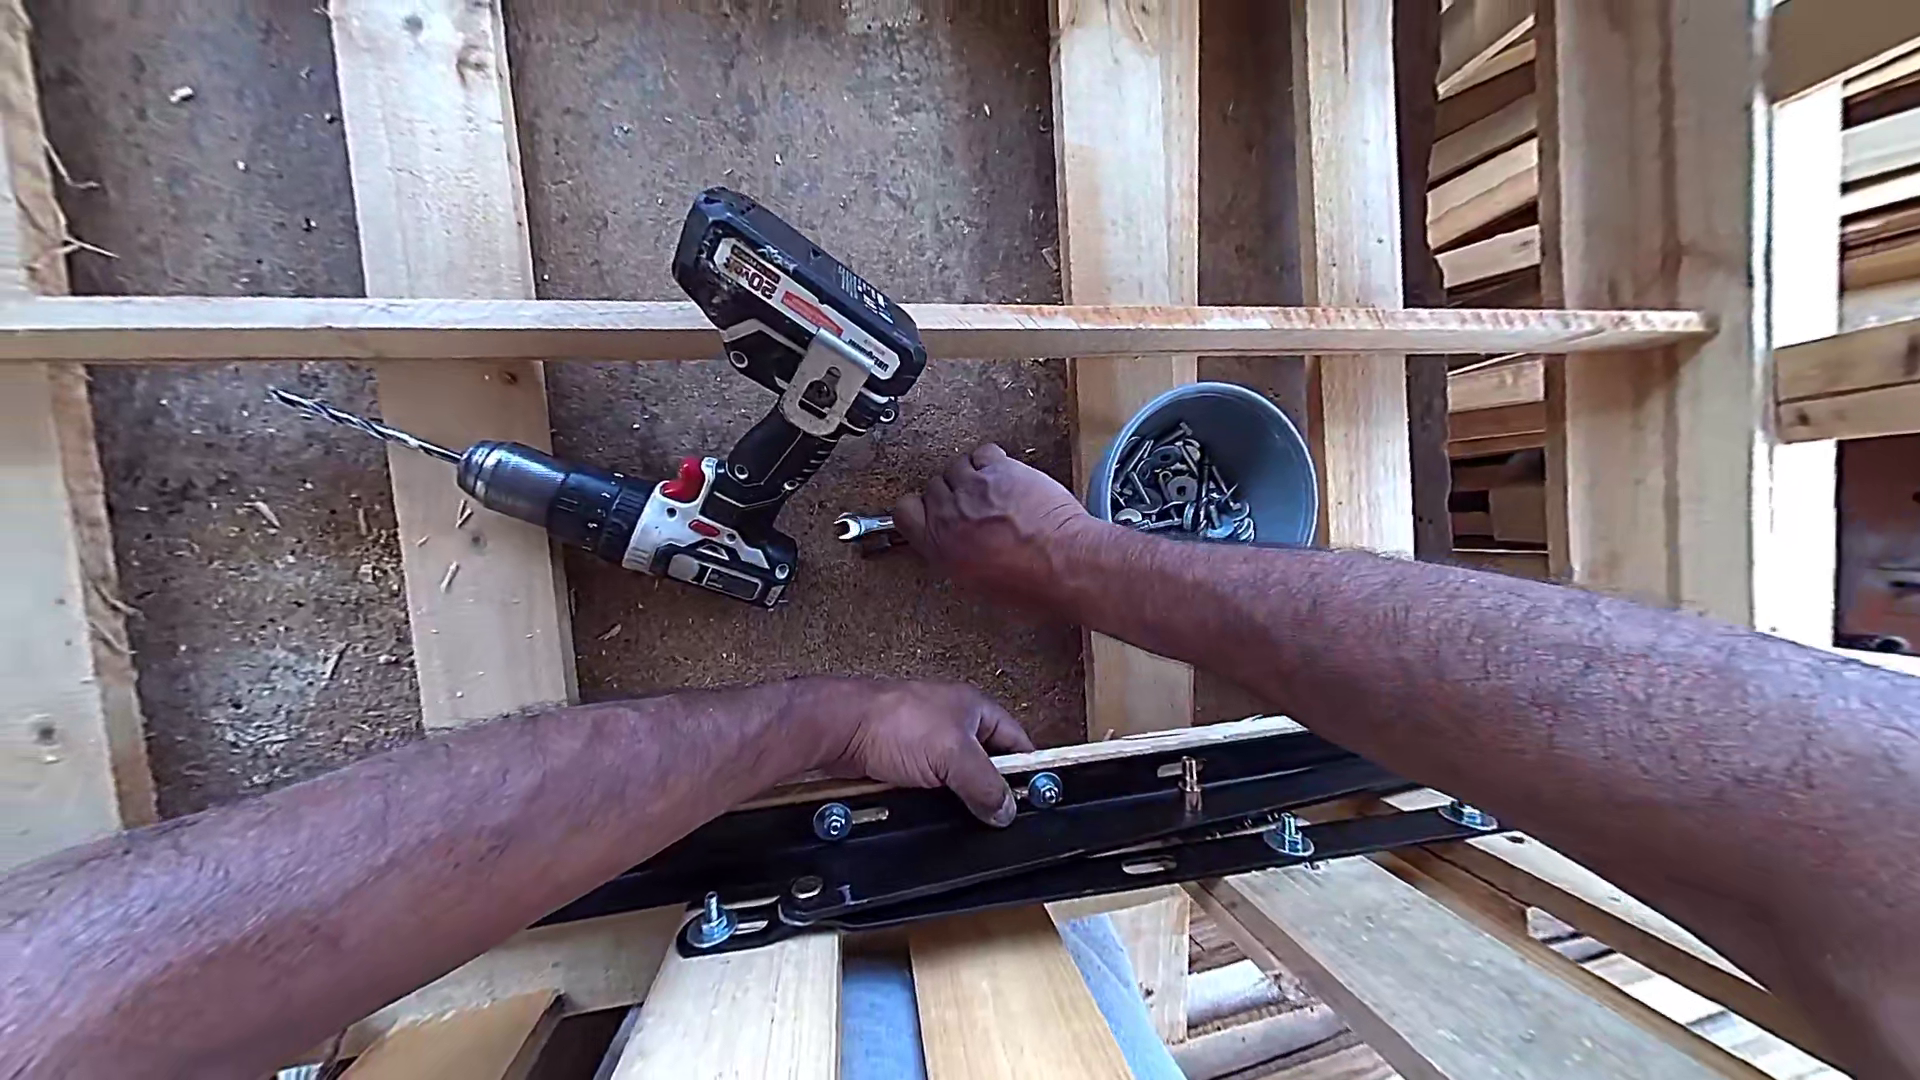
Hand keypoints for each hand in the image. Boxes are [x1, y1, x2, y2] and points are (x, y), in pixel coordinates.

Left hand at [793, 677, 1035, 824]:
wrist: (841, 729)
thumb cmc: (894, 721)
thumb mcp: (953, 755)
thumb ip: (986, 783)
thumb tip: (1006, 808)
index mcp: (974, 708)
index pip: (1016, 738)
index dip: (1027, 766)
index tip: (1034, 796)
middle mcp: (954, 721)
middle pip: (988, 760)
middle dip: (992, 787)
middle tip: (1000, 815)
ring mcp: (928, 740)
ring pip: (958, 776)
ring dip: (961, 795)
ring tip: (968, 817)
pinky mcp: (906, 760)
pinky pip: (932, 784)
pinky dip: (936, 799)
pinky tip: (938, 813)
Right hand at [892, 444, 1097, 608]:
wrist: (1066, 564)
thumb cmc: (1033, 583)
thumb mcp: (979, 584)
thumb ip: (957, 557)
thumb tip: (958, 546)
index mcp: (940, 547)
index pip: (904, 512)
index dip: (920, 507)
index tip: (932, 508)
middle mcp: (951, 515)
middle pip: (934, 486)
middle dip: (953, 493)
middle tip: (976, 504)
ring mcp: (974, 489)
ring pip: (958, 466)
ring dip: (973, 475)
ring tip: (996, 491)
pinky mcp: (1000, 470)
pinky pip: (985, 453)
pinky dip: (994, 461)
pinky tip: (1008, 477)